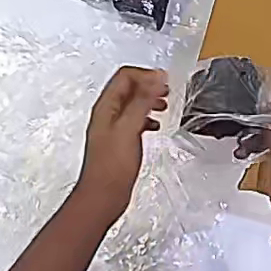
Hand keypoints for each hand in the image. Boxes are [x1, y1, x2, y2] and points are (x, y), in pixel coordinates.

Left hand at [76, 66, 168, 212]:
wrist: (103, 195)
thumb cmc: (111, 167)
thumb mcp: (129, 128)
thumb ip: (142, 102)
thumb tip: (155, 80)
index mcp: (106, 107)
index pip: (125, 76)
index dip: (146, 75)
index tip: (165, 81)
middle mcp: (107, 114)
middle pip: (128, 87)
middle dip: (149, 84)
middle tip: (167, 89)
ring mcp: (113, 127)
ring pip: (132, 103)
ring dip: (149, 100)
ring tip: (164, 104)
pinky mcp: (120, 140)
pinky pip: (134, 120)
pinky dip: (147, 117)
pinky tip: (155, 125)